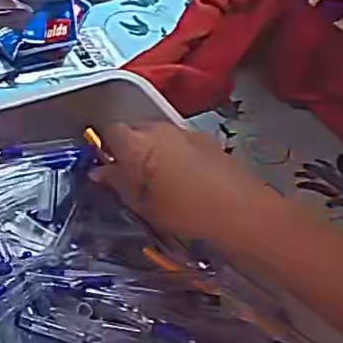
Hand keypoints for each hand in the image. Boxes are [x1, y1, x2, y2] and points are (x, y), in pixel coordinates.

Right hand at [91, 122, 285, 243]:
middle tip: (129, 177)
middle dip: (128, 148)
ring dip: (151, 151)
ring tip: (156, 181)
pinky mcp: (207, 141)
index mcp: (137, 143)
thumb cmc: (185, 212)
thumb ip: (118, 184)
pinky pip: (178, 142)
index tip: (107, 169)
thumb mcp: (142, 204)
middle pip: (134, 129)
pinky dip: (173, 154)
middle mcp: (160, 129)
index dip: (105, 148)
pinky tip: (181, 180)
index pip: (109, 132)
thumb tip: (100, 173)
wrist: (242, 213)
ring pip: (157, 135)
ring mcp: (185, 132)